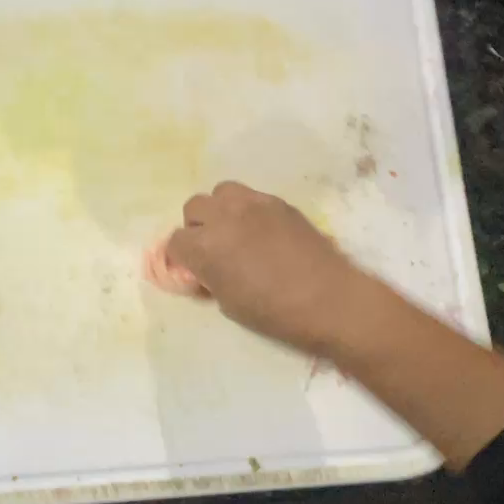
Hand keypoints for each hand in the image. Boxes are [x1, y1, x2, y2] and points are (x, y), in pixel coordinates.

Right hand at [166, 182, 373, 355]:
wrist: (328, 299)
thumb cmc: (274, 312)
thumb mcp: (229, 303)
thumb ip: (210, 278)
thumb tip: (205, 270)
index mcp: (205, 247)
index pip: (175, 242)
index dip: (181, 258)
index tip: (194, 270)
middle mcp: (224, 217)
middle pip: (194, 207)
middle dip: (197, 228)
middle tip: (213, 249)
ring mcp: (253, 204)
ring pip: (222, 192)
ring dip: (221, 210)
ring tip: (235, 231)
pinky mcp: (279, 202)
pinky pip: (251, 196)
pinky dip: (248, 210)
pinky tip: (262, 231)